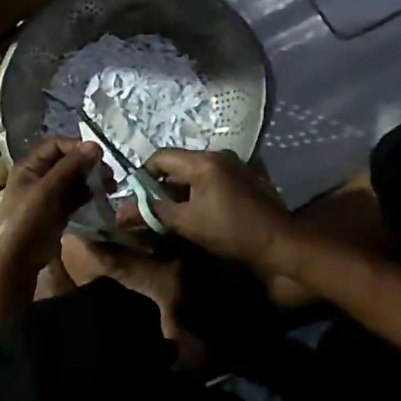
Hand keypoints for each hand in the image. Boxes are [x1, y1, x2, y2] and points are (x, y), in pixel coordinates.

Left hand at [0, 138, 101, 280]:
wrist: (18, 258)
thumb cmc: (27, 218)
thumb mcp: (47, 189)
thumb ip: (70, 166)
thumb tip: (94, 145)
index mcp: (30, 166)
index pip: (55, 145)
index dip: (76, 146)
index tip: (98, 154)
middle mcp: (40, 176)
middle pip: (67, 161)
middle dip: (88, 164)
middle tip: (109, 173)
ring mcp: (49, 194)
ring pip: (74, 179)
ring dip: (92, 179)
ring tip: (110, 186)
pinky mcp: (58, 210)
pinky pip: (76, 196)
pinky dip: (88, 194)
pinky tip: (102, 196)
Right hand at [138, 149, 296, 272]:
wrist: (281, 243)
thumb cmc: (231, 231)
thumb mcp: (187, 223)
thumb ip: (152, 213)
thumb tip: (119, 212)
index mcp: (203, 161)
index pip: (160, 157)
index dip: (143, 176)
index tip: (136, 199)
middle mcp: (220, 156)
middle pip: (178, 165)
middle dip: (162, 188)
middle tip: (152, 212)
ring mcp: (236, 167)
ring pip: (196, 174)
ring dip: (182, 193)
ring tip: (175, 217)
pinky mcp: (247, 180)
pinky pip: (214, 181)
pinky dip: (201, 194)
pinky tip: (201, 216)